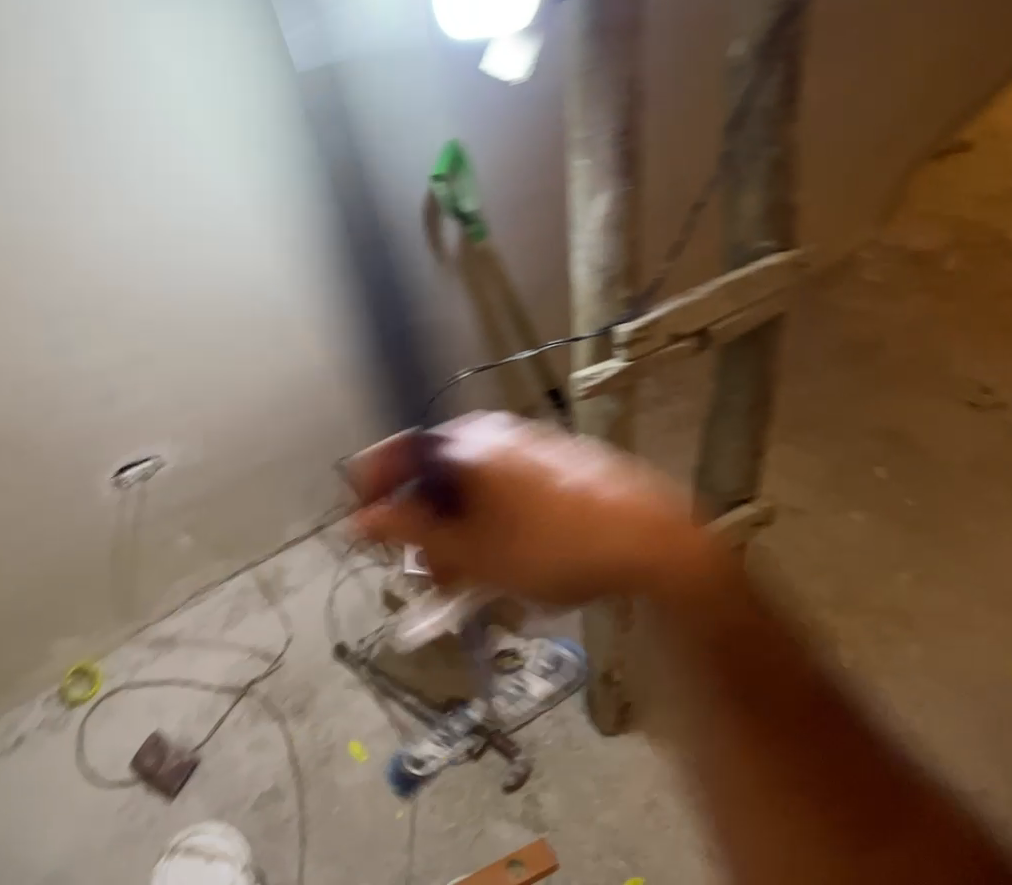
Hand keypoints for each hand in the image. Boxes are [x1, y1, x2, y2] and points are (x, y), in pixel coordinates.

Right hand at [343, 411, 704, 604]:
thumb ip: (410, 530)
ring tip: (474, 578)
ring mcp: (528, 442)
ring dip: (458, 529)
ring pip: (471, 485)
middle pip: (434, 474)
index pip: (395, 454)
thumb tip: (358, 519)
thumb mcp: (472, 551)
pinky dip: (492, 518)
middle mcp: (491, 432)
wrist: (653, 541)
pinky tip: (510, 557)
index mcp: (464, 444)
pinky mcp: (557, 460)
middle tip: (431, 574)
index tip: (364, 532)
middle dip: (424, 525)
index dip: (372, 492)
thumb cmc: (552, 549)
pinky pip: (504, 485)